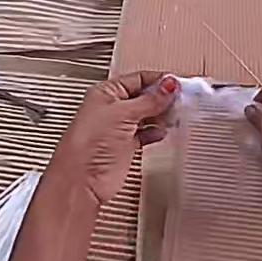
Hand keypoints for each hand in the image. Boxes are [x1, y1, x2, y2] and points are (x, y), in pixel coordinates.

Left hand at [52, 72, 178, 205]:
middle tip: (179, 99)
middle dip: (161, 98)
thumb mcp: (123, 114)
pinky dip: (155, 131)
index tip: (177, 84)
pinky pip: (145, 133)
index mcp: (106, 93)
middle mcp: (111, 108)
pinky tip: (161, 131)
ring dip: (160, 114)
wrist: (82, 182)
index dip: (158, 80)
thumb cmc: (89, 146)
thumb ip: (149, 100)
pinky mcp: (124, 145)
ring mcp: (118, 127)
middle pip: (144, 96)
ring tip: (174, 115)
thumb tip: (168, 85)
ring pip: (146, 114)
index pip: (137, 78)